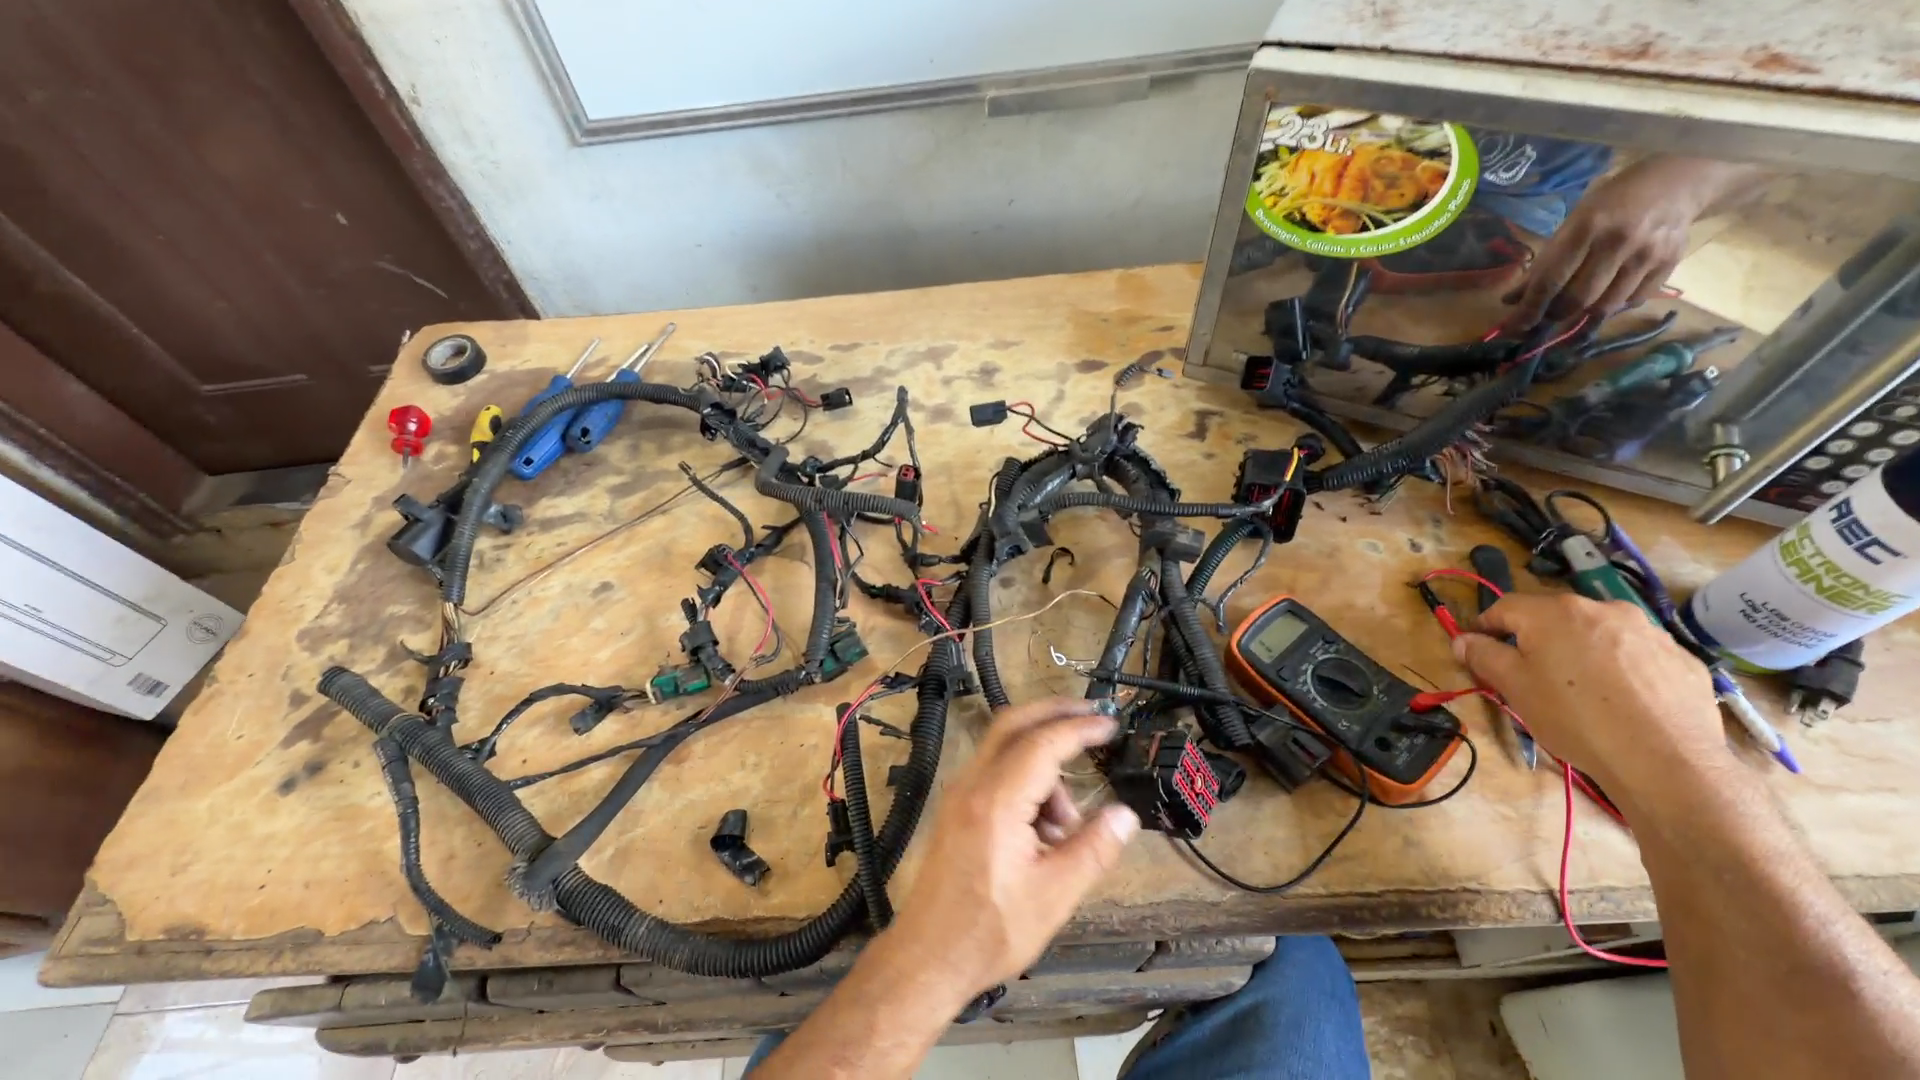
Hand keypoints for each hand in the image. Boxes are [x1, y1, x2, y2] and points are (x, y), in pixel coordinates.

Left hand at [885, 698, 1139, 992]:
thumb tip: (1125, 815)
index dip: (1080, 727)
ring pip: (1005, 751)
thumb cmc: (990, 931)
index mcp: (996, 801)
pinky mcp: (955, 811)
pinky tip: (1042, 833)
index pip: (1043, 743)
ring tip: (1066, 828)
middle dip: (1055, 714)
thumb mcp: (1054, 895)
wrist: (927, 958)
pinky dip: (1024, 782)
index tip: (1111, 723)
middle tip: (1094, 718)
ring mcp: (958, 796)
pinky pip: (995, 775)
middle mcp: (972, 786)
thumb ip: (1093, 849)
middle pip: (1013, 724)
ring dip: (1043, 766)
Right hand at [1451, 593, 1733, 801]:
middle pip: (1555, 617)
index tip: (1480, 652)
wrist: (1664, 759)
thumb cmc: (1575, 717)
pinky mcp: (1681, 658)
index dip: (1486, 628)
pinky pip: (1637, 655)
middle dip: (1537, 640)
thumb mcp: (1514, 687)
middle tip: (1531, 676)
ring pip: (1599, 634)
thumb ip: (1483, 655)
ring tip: (1582, 691)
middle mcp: (1603, 608)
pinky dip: (1622, 669)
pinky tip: (1622, 701)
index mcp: (1555, 612)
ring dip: (1582, 651)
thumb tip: (1463, 639)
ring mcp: (1648, 631)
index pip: (1506, 607)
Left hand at [1503, 157, 1758, 328]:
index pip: (1550, 281)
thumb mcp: (1572, 223)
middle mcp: (1618, 242)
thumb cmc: (1611, 203)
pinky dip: (1612, 307)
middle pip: (1577, 300)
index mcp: (1586, 228)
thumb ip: (1545, 262)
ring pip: (1605, 306)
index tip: (1515, 326)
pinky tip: (1604, 297)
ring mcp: (1648, 254)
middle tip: (1544, 316)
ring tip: (1571, 309)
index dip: (1529, 309)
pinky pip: (1633, 301)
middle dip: (1554, 315)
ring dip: (1581, 316)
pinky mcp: (1670, 263)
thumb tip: (1513, 299)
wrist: (1677, 180)